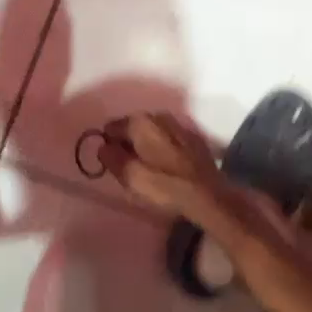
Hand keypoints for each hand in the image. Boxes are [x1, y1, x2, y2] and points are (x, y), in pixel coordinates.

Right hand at [97, 113, 224, 218]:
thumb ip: (111, 158)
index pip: (112, 127)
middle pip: (133, 128)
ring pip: (152, 133)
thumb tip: (103, 146)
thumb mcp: (130, 176)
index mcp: (140, 122)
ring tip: (149, 170)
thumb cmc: (164, 186)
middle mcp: (159, 116)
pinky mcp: (194, 139)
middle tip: (130, 170)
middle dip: (128, 145)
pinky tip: (168, 168)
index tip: (114, 164)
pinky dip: (164, 149)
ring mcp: (179, 125)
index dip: (110, 146)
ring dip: (146, 147)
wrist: (208, 196)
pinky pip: (169, 140)